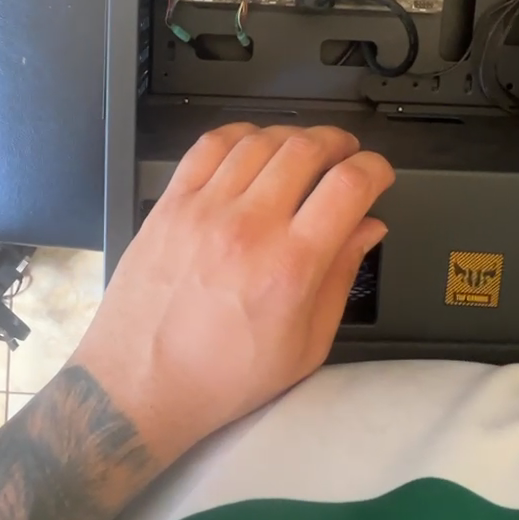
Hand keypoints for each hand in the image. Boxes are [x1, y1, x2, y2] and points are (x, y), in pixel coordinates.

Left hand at [70, 124, 394, 458]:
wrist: (140, 385)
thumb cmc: (222, 377)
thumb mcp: (305, 346)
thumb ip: (341, 278)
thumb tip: (368, 228)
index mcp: (290, 266)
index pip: (348, 185)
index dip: (376, 168)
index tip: (378, 174)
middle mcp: (249, 227)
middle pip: (307, 149)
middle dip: (339, 143)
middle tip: (346, 154)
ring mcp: (205, 209)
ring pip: (260, 140)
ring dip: (293, 136)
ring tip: (304, 150)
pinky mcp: (171, 204)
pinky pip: (209, 145)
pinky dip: (240, 134)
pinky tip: (253, 146)